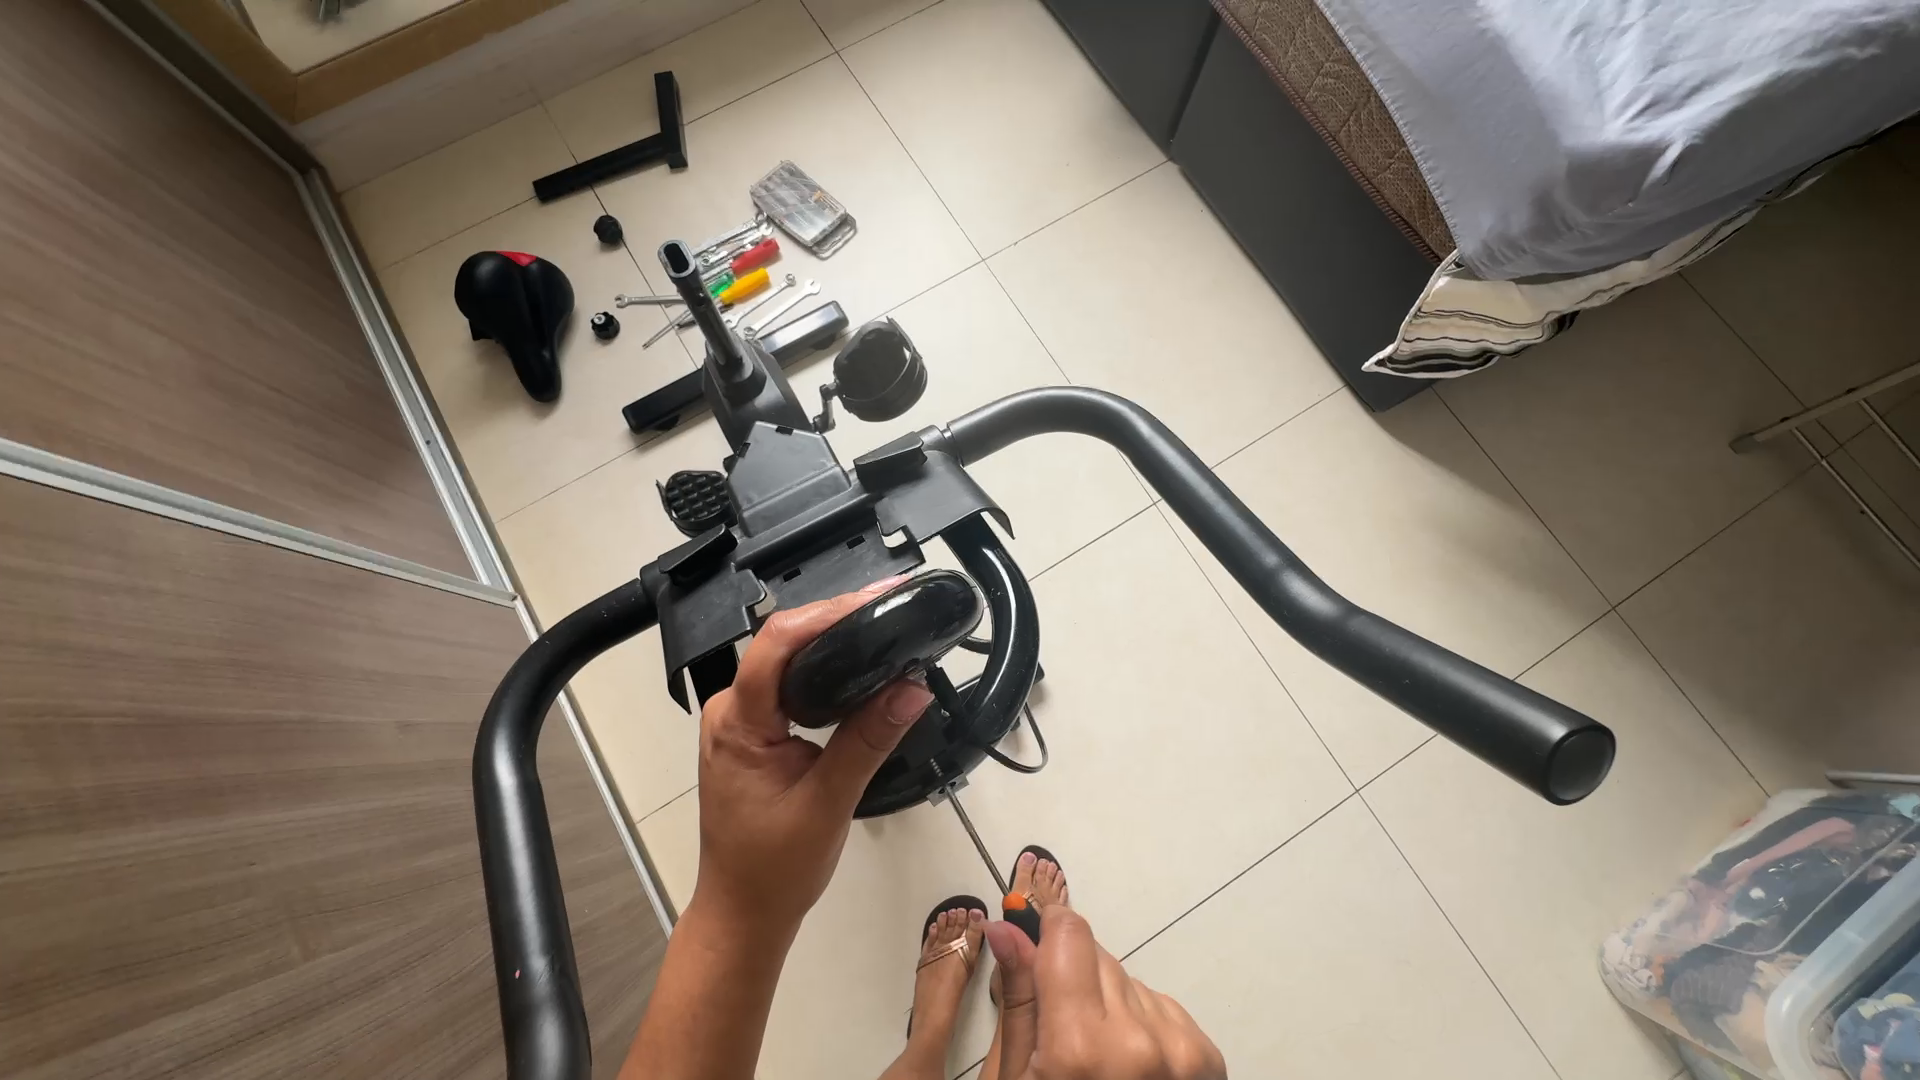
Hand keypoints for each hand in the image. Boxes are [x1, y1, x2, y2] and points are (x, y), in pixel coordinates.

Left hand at [689, 578, 935, 936]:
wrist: (744, 913)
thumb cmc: (776, 869)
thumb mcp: (828, 803)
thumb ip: (868, 742)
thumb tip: (913, 688)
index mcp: (737, 722)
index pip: (776, 646)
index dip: (825, 614)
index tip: (876, 598)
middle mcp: (731, 710)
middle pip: (781, 643)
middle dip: (836, 617)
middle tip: (891, 604)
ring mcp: (741, 720)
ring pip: (787, 661)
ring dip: (832, 640)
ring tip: (883, 624)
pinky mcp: (756, 732)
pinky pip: (790, 685)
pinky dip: (825, 669)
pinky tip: (860, 664)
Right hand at [985, 906, 1225, 1079]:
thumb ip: (1018, 1000)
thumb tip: (1005, 929)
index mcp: (1082, 1048)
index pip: (1069, 933)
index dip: (1046, 931)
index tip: (1032, 940)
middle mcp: (1141, 1041)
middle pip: (1097, 956)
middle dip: (1073, 978)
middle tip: (1060, 1033)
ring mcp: (1183, 1052)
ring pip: (1129, 981)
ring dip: (1108, 1004)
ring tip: (1097, 1062)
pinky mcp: (1208, 1061)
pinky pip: (1160, 1007)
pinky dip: (1140, 1026)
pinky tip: (1127, 1068)